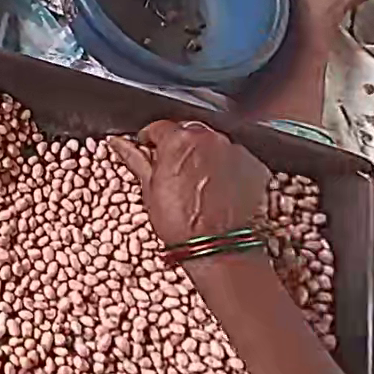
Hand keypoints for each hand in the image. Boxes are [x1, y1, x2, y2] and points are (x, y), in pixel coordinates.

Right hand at [107, 120, 267, 245]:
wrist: (218, 246)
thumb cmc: (181, 221)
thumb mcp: (149, 188)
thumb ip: (136, 159)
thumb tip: (119, 143)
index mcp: (178, 141)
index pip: (159, 127)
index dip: (150, 138)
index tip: (148, 147)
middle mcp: (209, 139)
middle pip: (188, 131)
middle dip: (177, 145)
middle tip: (169, 167)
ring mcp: (234, 151)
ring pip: (212, 143)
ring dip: (201, 154)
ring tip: (193, 179)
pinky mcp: (254, 165)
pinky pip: (234, 157)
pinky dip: (224, 166)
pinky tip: (214, 186)